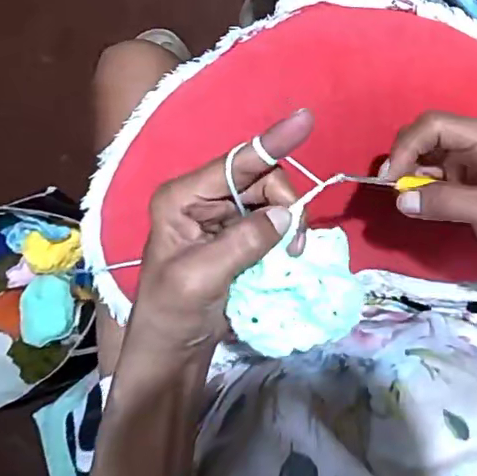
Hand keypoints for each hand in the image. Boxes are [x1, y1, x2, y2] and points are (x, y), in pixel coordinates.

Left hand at [126, 109, 311, 361]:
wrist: (172, 356)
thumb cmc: (171, 315)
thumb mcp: (200, 278)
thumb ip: (243, 242)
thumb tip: (286, 215)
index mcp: (182, 198)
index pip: (235, 163)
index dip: (272, 141)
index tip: (305, 120)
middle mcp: (203, 198)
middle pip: (262, 178)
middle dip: (286, 203)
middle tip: (297, 242)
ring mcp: (222, 217)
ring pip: (273, 199)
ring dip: (290, 222)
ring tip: (292, 254)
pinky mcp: (238, 236)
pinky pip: (274, 221)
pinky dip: (287, 234)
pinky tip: (288, 254)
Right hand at [383, 112, 476, 275]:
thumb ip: (445, 202)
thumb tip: (401, 199)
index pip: (436, 125)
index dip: (408, 146)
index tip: (391, 178)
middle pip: (427, 132)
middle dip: (404, 156)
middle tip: (390, 186)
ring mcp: (469, 152)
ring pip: (424, 149)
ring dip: (407, 169)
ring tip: (399, 193)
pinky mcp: (461, 171)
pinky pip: (429, 167)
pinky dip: (415, 180)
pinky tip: (411, 197)